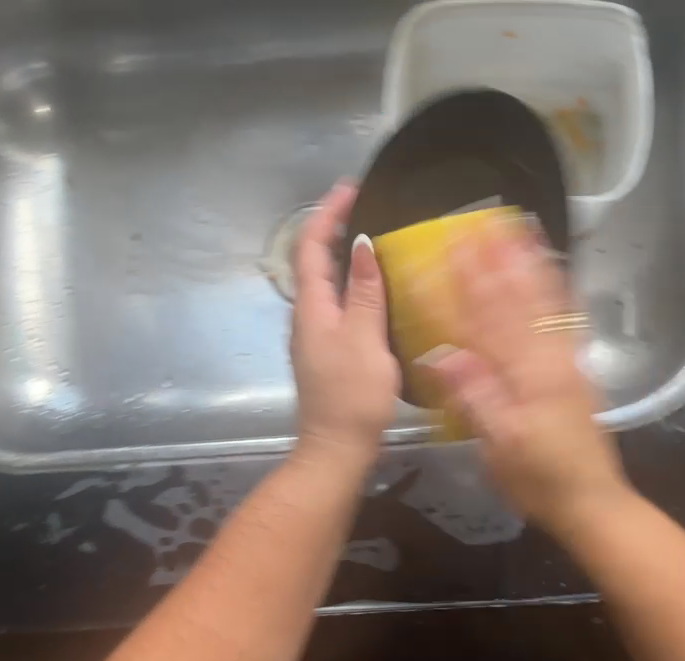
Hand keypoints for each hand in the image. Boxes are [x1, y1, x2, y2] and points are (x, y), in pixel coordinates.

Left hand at [289, 182, 399, 464]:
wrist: (336, 448)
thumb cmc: (352, 395)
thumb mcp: (364, 338)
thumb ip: (364, 291)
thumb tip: (361, 244)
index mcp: (311, 308)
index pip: (310, 247)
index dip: (327, 213)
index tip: (351, 187)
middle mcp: (307, 317)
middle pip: (315, 263)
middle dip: (335, 230)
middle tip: (368, 208)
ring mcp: (315, 338)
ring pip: (327, 286)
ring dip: (345, 258)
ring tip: (376, 240)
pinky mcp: (328, 354)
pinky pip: (338, 307)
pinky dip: (354, 287)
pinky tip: (377, 291)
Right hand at [427, 212, 633, 539]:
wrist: (590, 501)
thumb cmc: (538, 479)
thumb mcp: (500, 446)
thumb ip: (476, 398)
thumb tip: (443, 355)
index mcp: (524, 376)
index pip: (487, 320)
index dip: (465, 284)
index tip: (446, 251)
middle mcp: (548, 359)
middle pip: (519, 301)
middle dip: (497, 261)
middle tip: (481, 223)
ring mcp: (566, 363)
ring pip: (545, 303)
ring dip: (530, 265)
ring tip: (519, 229)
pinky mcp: (576, 373)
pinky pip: (566, 321)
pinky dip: (557, 291)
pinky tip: (552, 275)